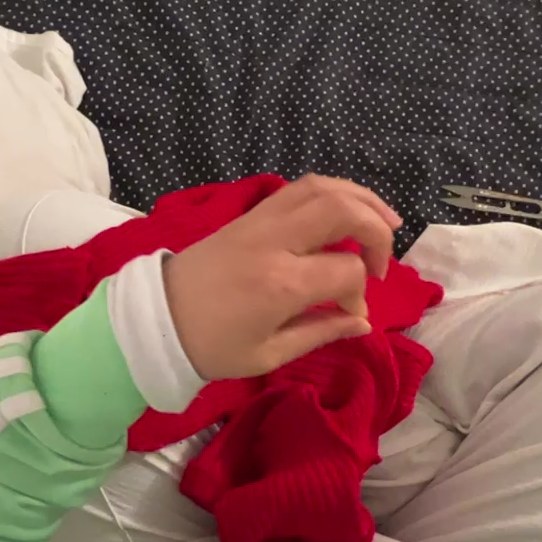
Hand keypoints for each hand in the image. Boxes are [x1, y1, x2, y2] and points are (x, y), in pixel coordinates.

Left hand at [164, 175, 400, 379]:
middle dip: (377, 231)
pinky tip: (346, 210)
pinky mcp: (248, 214)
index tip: (348, 313)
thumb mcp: (268, 354)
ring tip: (386, 221)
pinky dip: (331, 192)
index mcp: (281, 283)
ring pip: (322, 187)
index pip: (346, 270)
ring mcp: (259, 221)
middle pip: (343, 210)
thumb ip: (321, 332)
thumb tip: (362, 322)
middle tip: (382, 263)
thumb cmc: (210, 347)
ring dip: (362, 199)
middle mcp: (275, 241)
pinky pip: (299, 188)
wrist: (154, 320)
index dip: (359, 292)